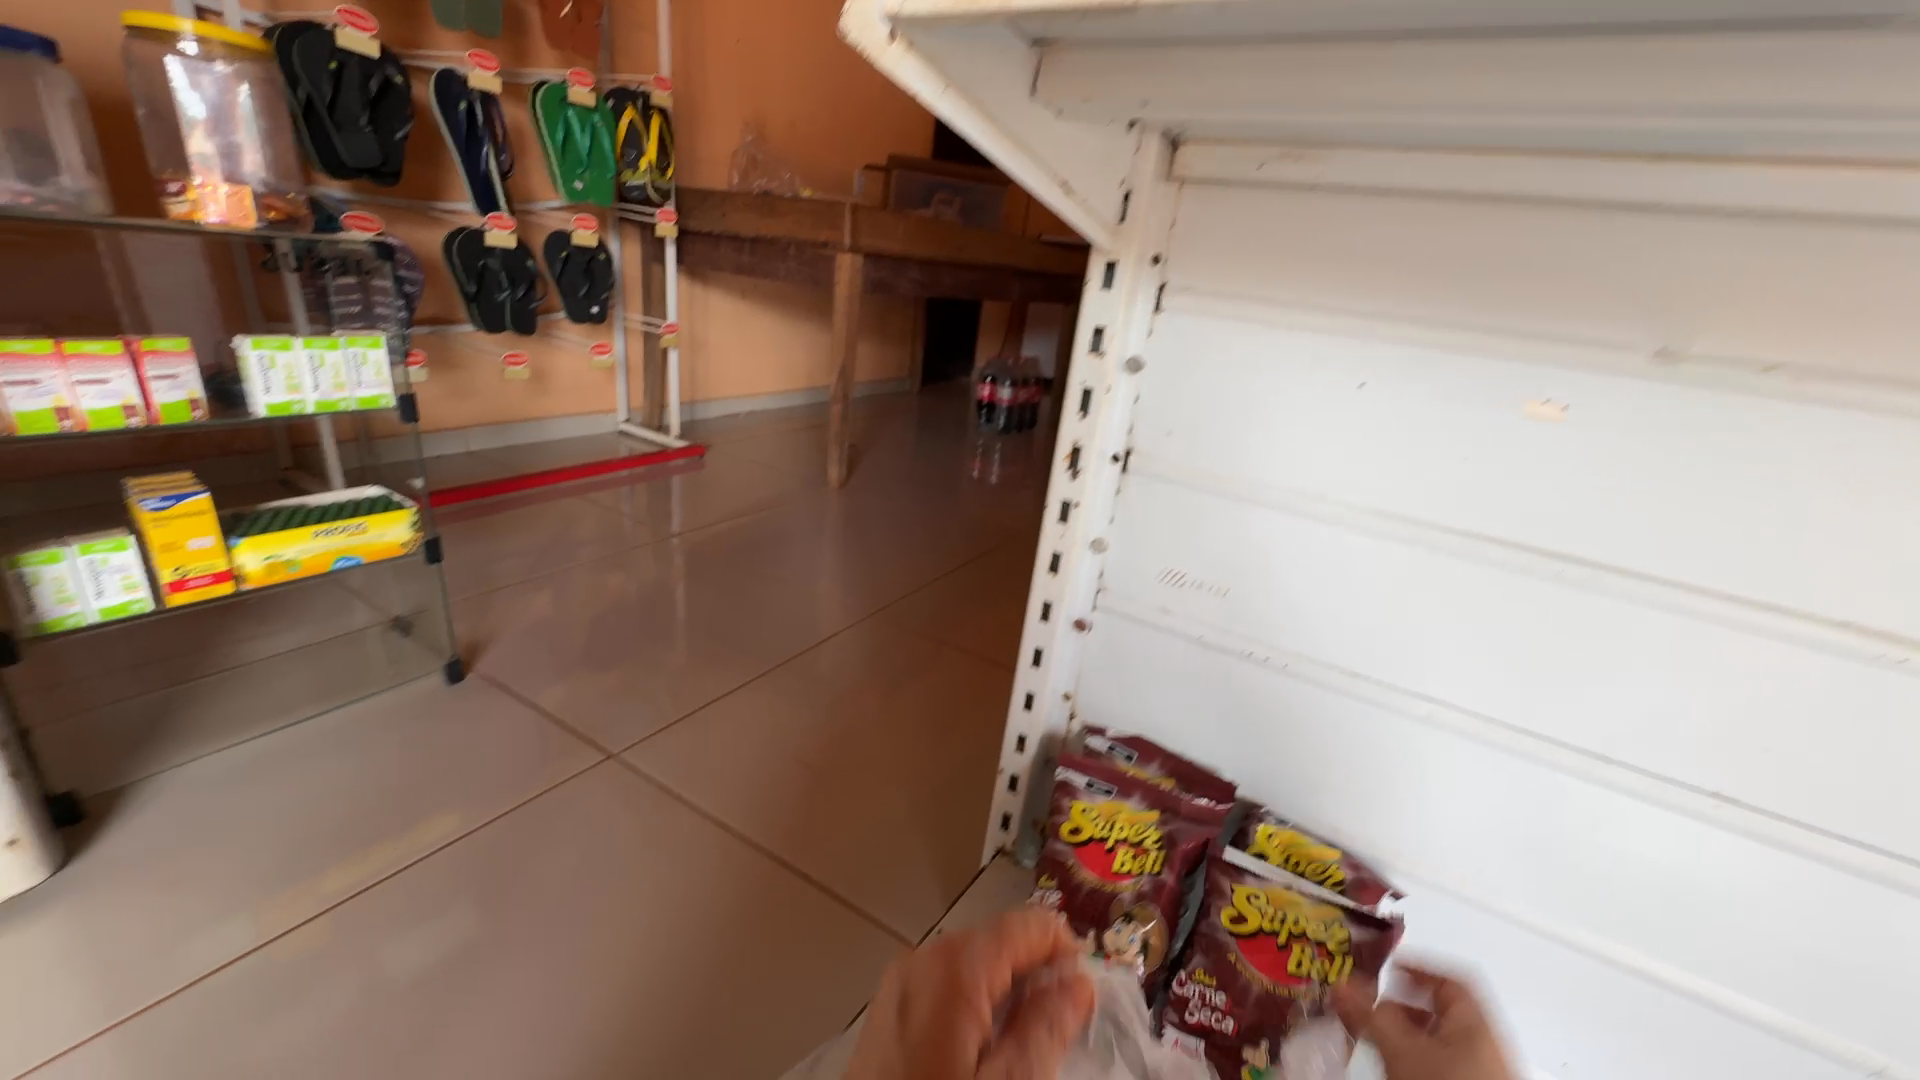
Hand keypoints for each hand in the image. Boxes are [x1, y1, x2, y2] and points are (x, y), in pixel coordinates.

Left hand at [845, 908, 1096, 1079]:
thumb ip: (1045, 1028)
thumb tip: (1078, 984)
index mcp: (957, 964)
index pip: (1030, 924)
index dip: (1065, 953)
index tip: (1084, 999)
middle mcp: (926, 954)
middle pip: (1002, 941)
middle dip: (1036, 977)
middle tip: (1056, 1034)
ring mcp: (903, 977)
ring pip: (976, 963)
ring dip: (1007, 994)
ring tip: (1020, 1049)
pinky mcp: (891, 1003)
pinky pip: (947, 983)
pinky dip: (976, 1003)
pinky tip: (981, 1050)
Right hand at [1332, 966, 1517, 1079]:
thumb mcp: (1398, 1049)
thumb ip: (1368, 1013)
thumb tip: (1340, 983)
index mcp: (1475, 1023)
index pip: (1452, 980)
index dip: (1419, 966)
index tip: (1387, 968)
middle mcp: (1487, 1045)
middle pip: (1446, 1011)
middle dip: (1405, 1005)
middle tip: (1376, 1009)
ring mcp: (1486, 1073)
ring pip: (1444, 1040)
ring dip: (1409, 1034)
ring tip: (1381, 1042)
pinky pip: (1447, 1064)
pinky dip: (1420, 1058)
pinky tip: (1398, 1070)